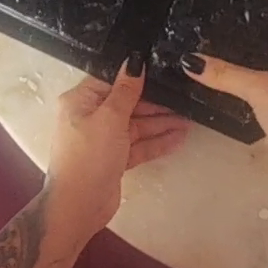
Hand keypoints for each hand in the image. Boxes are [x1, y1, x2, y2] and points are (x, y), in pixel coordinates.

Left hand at [45, 54, 191, 234]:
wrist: (78, 207)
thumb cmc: (89, 156)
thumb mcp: (110, 117)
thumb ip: (126, 90)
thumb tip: (134, 60)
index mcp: (81, 101)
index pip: (111, 81)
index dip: (136, 77)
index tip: (163, 71)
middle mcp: (90, 117)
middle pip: (127, 103)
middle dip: (155, 104)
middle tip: (183, 99)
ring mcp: (103, 140)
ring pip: (136, 126)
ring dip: (160, 123)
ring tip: (189, 119)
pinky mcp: (114, 159)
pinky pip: (138, 145)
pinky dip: (157, 142)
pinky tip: (179, 138)